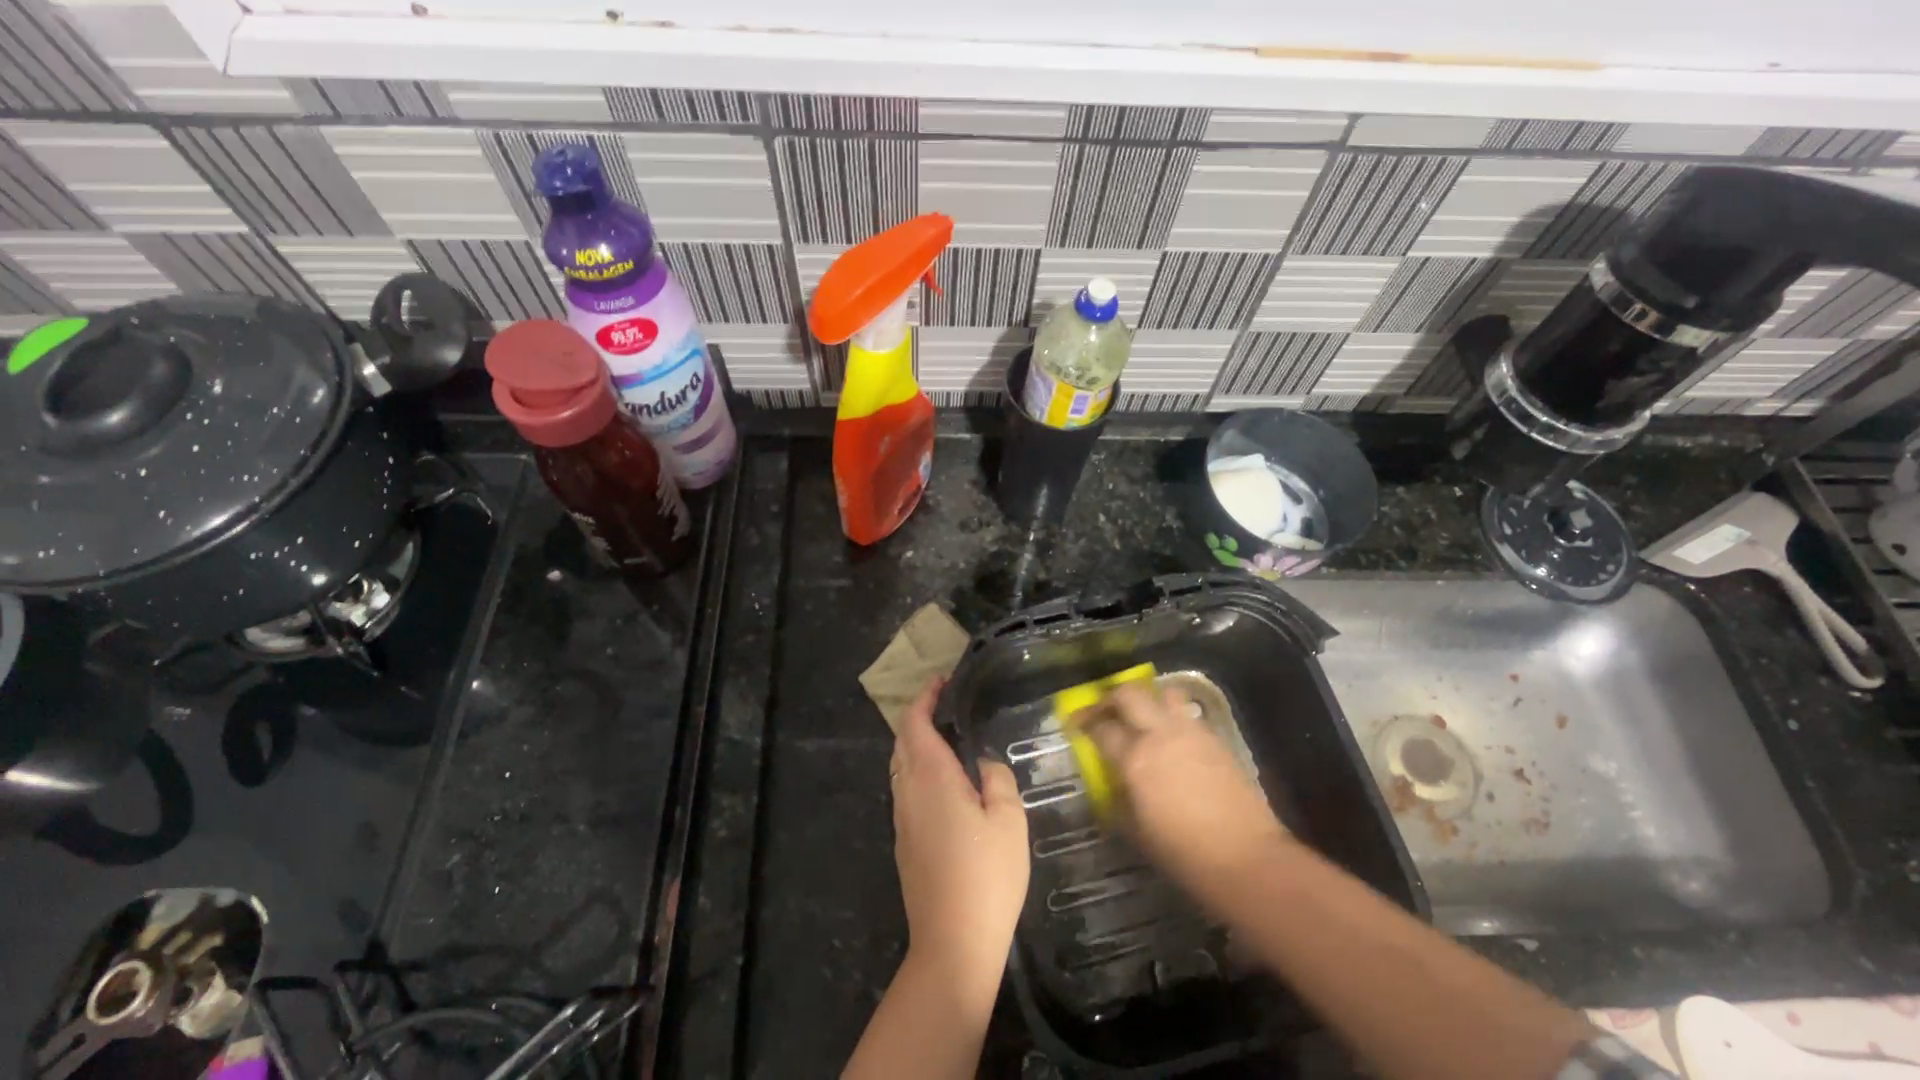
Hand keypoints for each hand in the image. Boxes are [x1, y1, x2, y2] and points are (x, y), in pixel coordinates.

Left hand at [889, 679, 1028, 1004]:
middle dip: (919, 718)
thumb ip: (997, 780)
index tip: (943, 681)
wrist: (953, 941)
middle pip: (902, 743)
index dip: (924, 698)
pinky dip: (920, 772)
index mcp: (931, 778)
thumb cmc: (987, 875)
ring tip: (949, 740)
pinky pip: (906, 792)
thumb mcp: (1009, 820)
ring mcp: (901, 820)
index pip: (915, 723)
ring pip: (901, 768)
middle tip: (948, 707)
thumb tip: (982, 764)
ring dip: (918, 747)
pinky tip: (946, 785)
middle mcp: (907, 792)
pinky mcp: (904, 843)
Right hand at [1082, 682, 1290, 893]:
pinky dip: (1172, 715)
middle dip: (1110, 697)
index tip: (1075, 724)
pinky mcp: (1216, 740)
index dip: (1083, 722)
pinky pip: (1187, 714)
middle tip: (1102, 710)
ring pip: (1163, 693)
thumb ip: (1119, 798)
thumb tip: (1114, 782)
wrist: (1245, 857)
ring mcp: (1192, 733)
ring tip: (1140, 715)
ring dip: (1146, 698)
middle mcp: (1161, 735)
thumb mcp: (1136, 831)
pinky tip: (1170, 738)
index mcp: (1135, 759)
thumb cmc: (1183, 854)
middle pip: (1130, 694)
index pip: (1101, 727)